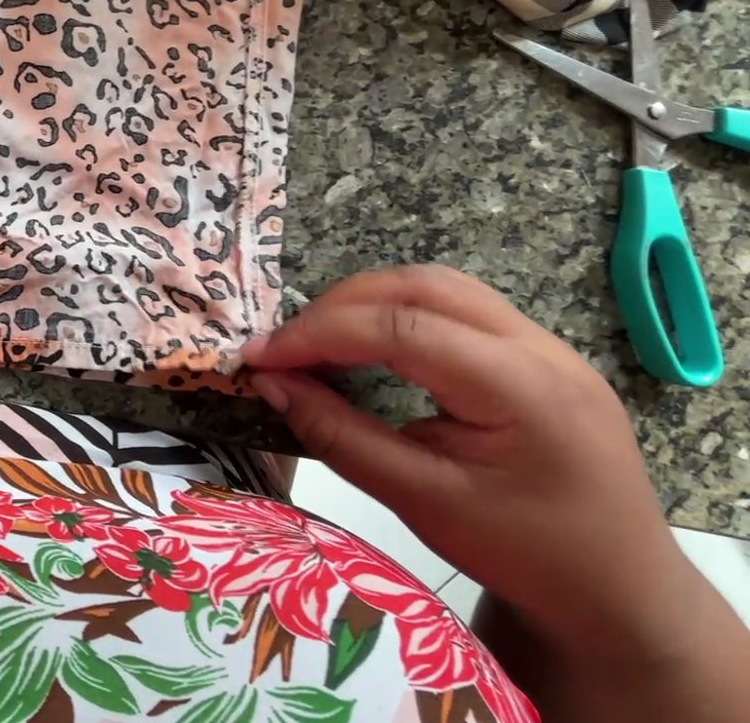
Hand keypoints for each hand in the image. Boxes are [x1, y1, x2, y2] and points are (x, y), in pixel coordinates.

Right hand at [244, 265, 714, 663]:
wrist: (621, 594)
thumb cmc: (524, 552)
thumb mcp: (419, 499)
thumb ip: (338, 435)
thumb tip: (268, 383)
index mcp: (522, 387)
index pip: (399, 327)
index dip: (316, 333)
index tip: (258, 357)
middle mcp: (540, 348)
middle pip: (418, 287)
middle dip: (336, 307)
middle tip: (283, 348)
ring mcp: (544, 347)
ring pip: (436, 287)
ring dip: (364, 303)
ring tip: (317, 344)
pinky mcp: (535, 356)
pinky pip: (453, 308)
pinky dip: (394, 314)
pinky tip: (366, 348)